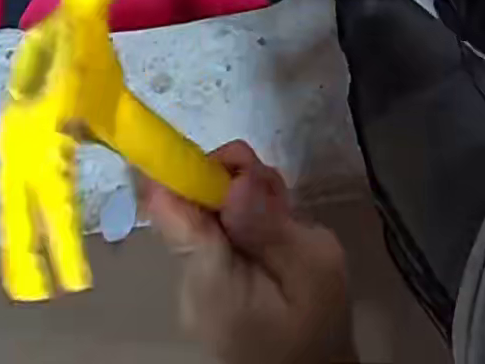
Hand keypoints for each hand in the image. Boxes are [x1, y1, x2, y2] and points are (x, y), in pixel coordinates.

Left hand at [142, 141, 351, 363]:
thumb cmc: (319, 325)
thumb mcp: (313, 266)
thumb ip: (269, 221)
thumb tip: (235, 179)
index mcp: (207, 276)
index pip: (166, 207)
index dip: (180, 164)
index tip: (227, 158)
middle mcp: (188, 275)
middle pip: (192, 199)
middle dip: (232, 177)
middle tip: (276, 189)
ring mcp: (195, 278)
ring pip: (207, 208)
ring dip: (243, 194)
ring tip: (283, 211)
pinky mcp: (208, 278)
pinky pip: (216, 229)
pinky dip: (243, 215)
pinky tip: (275, 226)